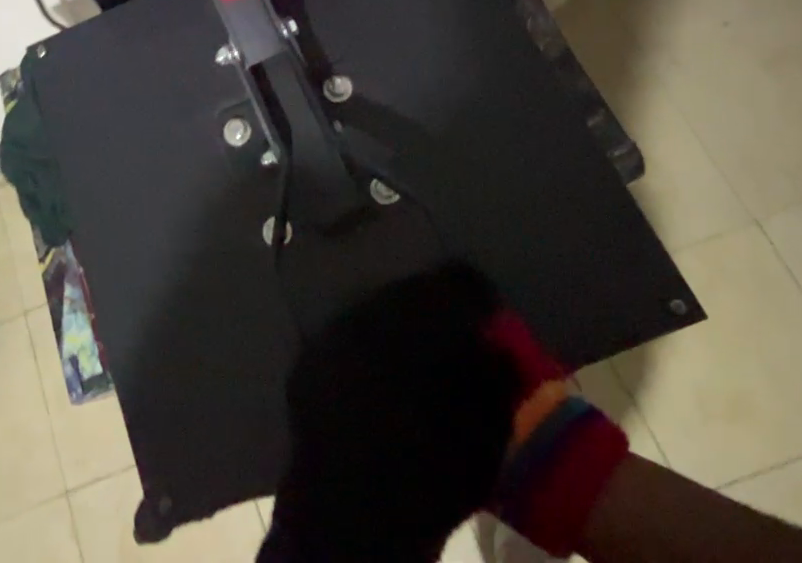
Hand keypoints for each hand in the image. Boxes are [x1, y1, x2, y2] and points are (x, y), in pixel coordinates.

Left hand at [260, 263, 526, 561]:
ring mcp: (329, 335)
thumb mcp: (489, 430)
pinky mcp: (306, 363)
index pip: (455, 280)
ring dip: (396, 330)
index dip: (476, 295)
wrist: (348, 521)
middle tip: (451, 341)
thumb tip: (493, 344)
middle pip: (409, 293)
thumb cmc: (431, 478)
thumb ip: (496, 374)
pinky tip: (376, 383)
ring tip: (413, 363)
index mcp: (415, 320)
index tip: (488, 314)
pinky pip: (344, 340)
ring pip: (373, 313)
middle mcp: (367, 313)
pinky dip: (364, 352)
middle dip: (432, 312)